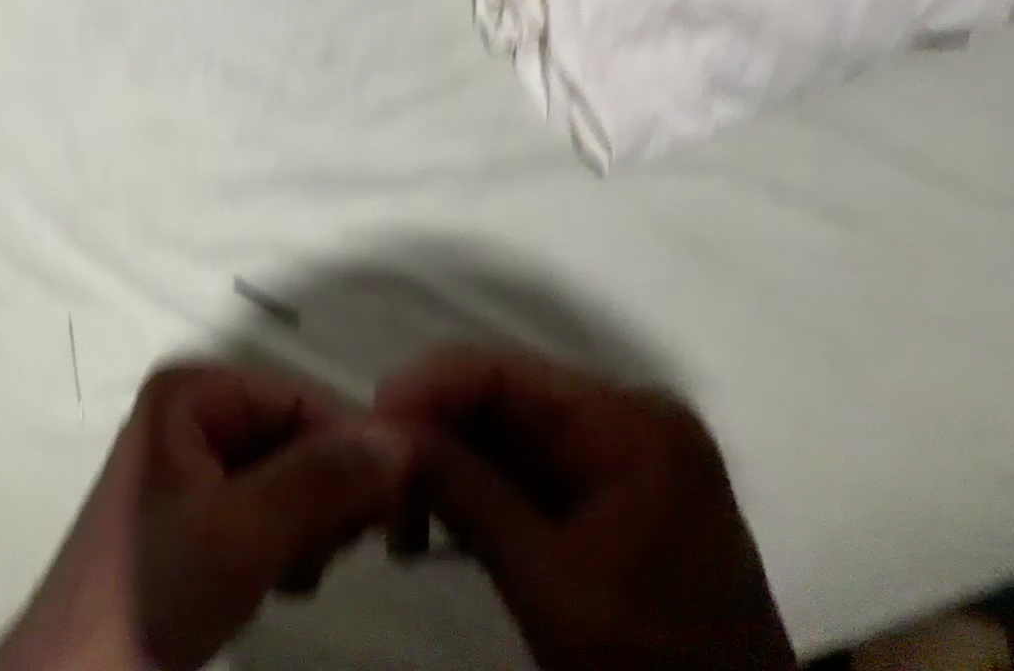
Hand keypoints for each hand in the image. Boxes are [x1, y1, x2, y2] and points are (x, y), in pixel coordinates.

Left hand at [0, 364, 417, 670]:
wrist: (87, 667)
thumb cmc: (156, 587)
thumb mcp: (243, 531)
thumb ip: (322, 480)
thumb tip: (402, 436)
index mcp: (189, 392)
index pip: (299, 398)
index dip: (349, 448)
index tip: (388, 514)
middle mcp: (192, 414)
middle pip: (297, 437)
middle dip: (322, 499)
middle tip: (315, 554)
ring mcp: (194, 462)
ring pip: (292, 479)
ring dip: (306, 531)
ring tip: (286, 574)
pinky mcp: (201, 511)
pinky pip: (271, 511)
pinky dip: (286, 548)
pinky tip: (273, 585)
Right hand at [375, 350, 797, 670]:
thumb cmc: (649, 659)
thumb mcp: (548, 579)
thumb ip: (464, 492)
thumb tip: (377, 431)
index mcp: (629, 423)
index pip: (499, 371)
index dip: (422, 390)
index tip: (363, 432)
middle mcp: (624, 415)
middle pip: (492, 394)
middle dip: (425, 432)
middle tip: (373, 481)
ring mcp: (613, 447)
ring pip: (493, 427)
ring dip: (438, 463)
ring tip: (394, 514)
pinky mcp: (597, 479)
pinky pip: (513, 460)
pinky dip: (465, 486)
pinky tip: (427, 523)